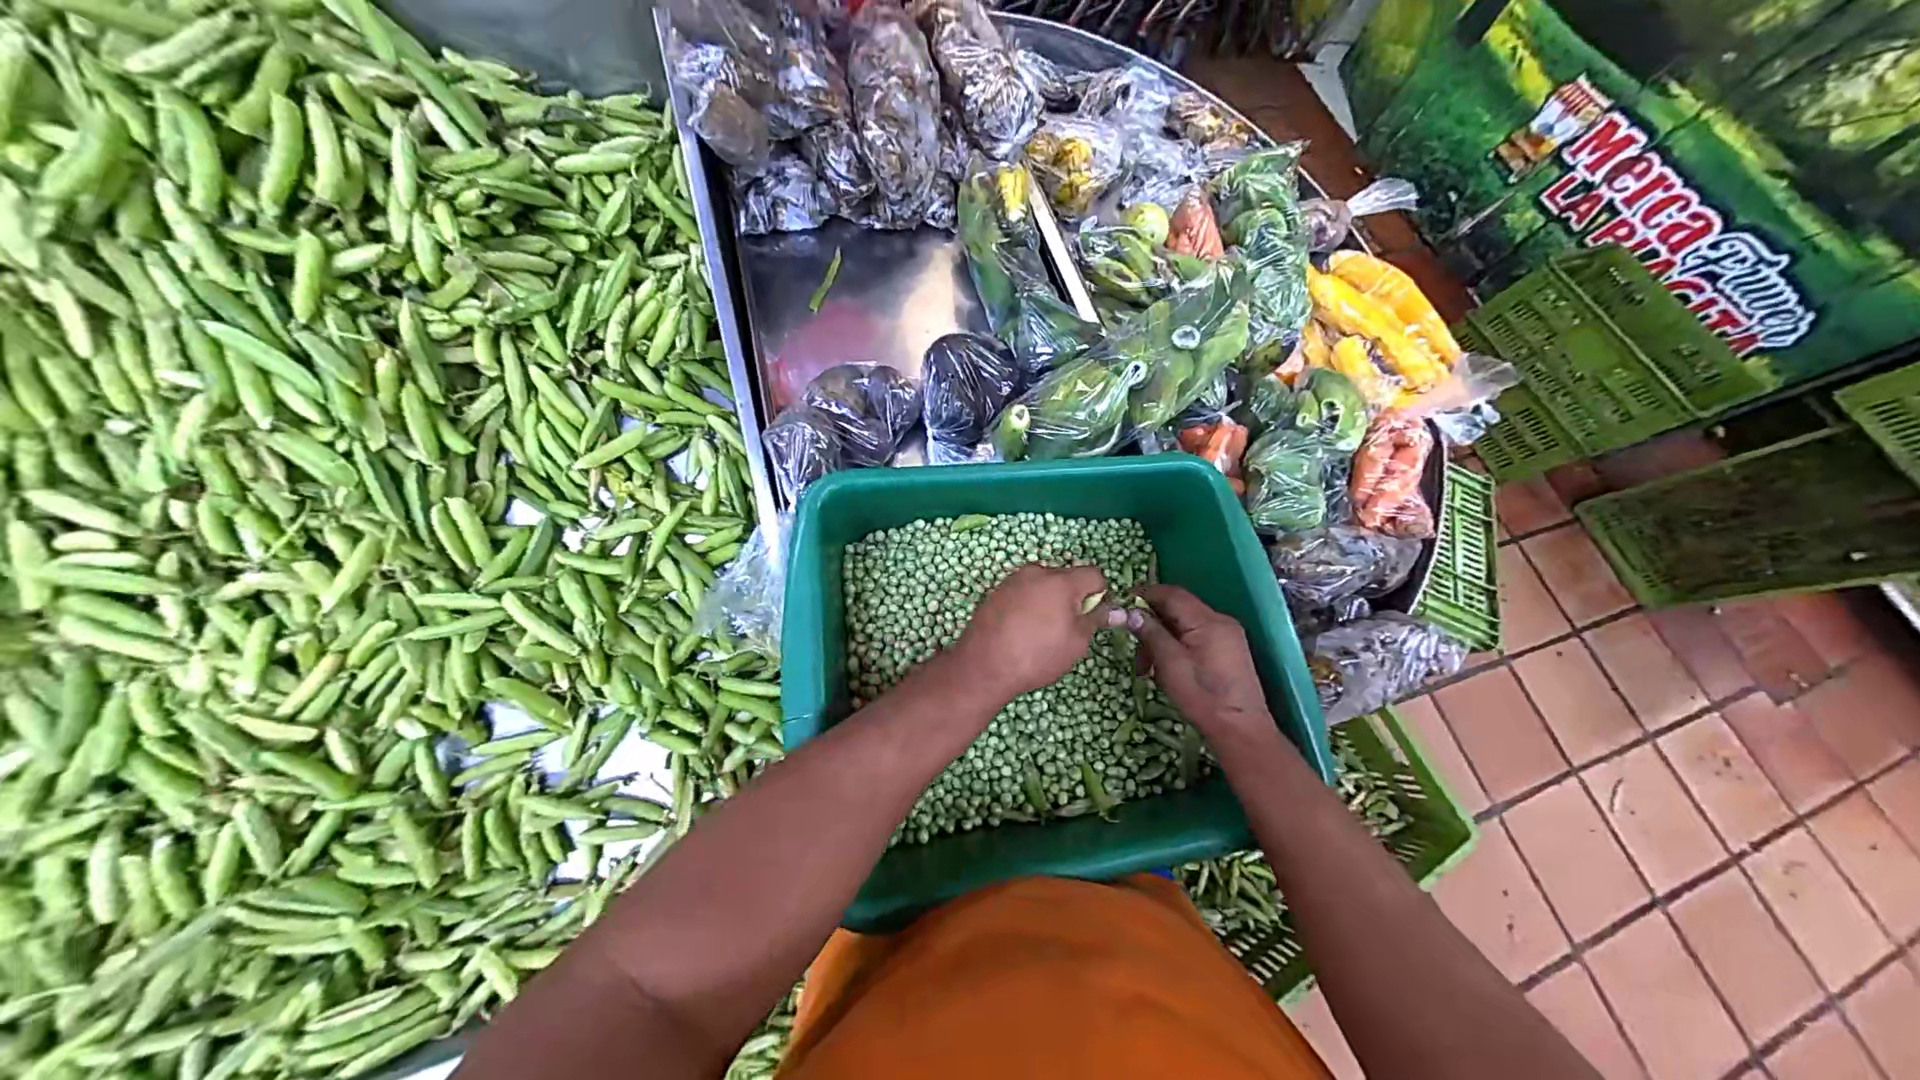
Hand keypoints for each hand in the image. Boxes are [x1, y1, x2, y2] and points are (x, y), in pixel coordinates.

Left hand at [948, 563, 1119, 701]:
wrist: (984, 665)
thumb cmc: (1037, 655)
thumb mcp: (1076, 642)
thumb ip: (1096, 619)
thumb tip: (1112, 609)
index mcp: (1061, 581)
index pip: (1094, 575)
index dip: (1100, 595)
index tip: (1091, 617)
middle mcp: (1036, 572)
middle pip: (1067, 577)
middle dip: (1072, 597)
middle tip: (1065, 628)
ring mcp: (1013, 580)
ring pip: (1043, 585)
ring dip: (1049, 600)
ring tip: (1040, 632)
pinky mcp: (996, 592)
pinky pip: (1023, 592)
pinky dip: (1028, 605)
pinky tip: (1021, 630)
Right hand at [1126, 585, 1274, 742]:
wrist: (1240, 729)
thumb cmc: (1202, 696)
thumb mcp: (1170, 664)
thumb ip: (1150, 633)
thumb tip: (1131, 612)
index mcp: (1207, 621)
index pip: (1171, 594)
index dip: (1144, 595)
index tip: (1122, 605)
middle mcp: (1220, 621)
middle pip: (1178, 608)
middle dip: (1151, 623)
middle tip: (1133, 646)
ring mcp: (1227, 635)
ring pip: (1184, 624)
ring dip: (1161, 638)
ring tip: (1147, 667)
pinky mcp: (1228, 649)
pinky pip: (1195, 636)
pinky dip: (1175, 645)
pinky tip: (1165, 667)